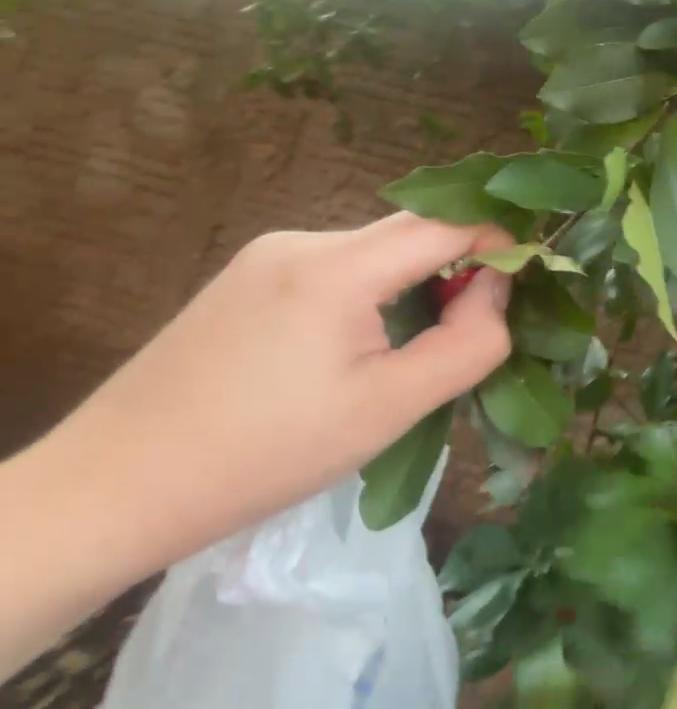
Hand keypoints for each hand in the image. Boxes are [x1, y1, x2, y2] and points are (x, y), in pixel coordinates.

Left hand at [50, 213, 513, 560]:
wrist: (108, 492)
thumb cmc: (264, 454)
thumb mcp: (392, 406)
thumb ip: (470, 342)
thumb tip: (499, 289)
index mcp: (336, 268)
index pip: (450, 223)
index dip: (503, 245)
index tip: (529, 289)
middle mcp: (300, 243)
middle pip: (414, 233)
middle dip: (460, 270)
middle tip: (474, 331)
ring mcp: (265, 258)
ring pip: (378, 252)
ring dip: (416, 285)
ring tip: (413, 352)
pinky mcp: (244, 281)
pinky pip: (339, 269)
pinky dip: (374, 295)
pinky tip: (355, 352)